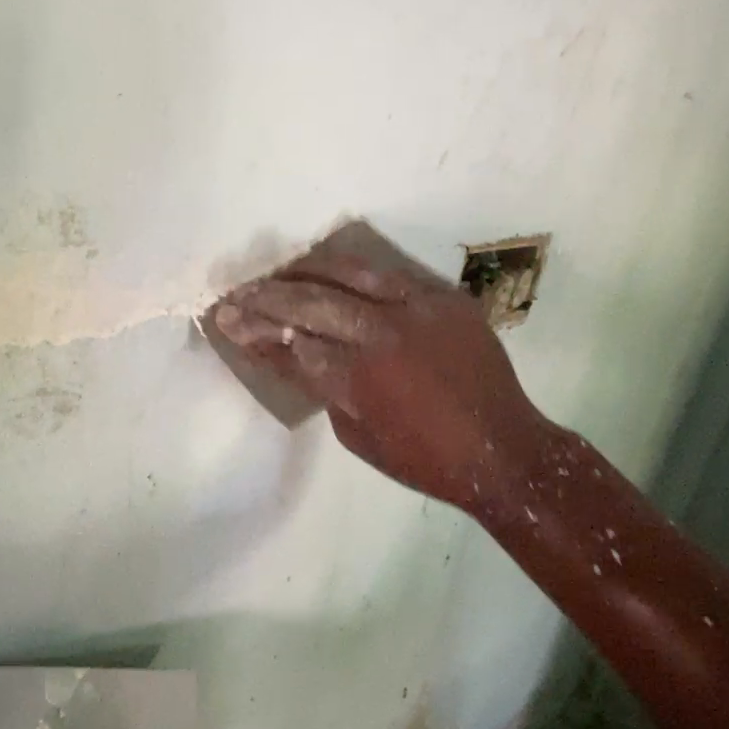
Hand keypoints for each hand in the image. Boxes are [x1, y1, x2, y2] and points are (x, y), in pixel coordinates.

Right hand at [213, 242, 554, 514]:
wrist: (501, 449)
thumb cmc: (422, 459)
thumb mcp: (355, 434)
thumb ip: (320, 388)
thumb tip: (290, 352)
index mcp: (359, 377)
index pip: (292, 343)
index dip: (255, 332)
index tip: (227, 321)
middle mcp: (383, 333)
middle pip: (310, 303)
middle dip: (266, 298)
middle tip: (237, 296)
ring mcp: (417, 310)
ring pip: (347, 274)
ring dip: (304, 272)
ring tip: (276, 273)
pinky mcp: (442, 299)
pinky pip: (388, 274)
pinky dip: (351, 270)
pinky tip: (327, 269)